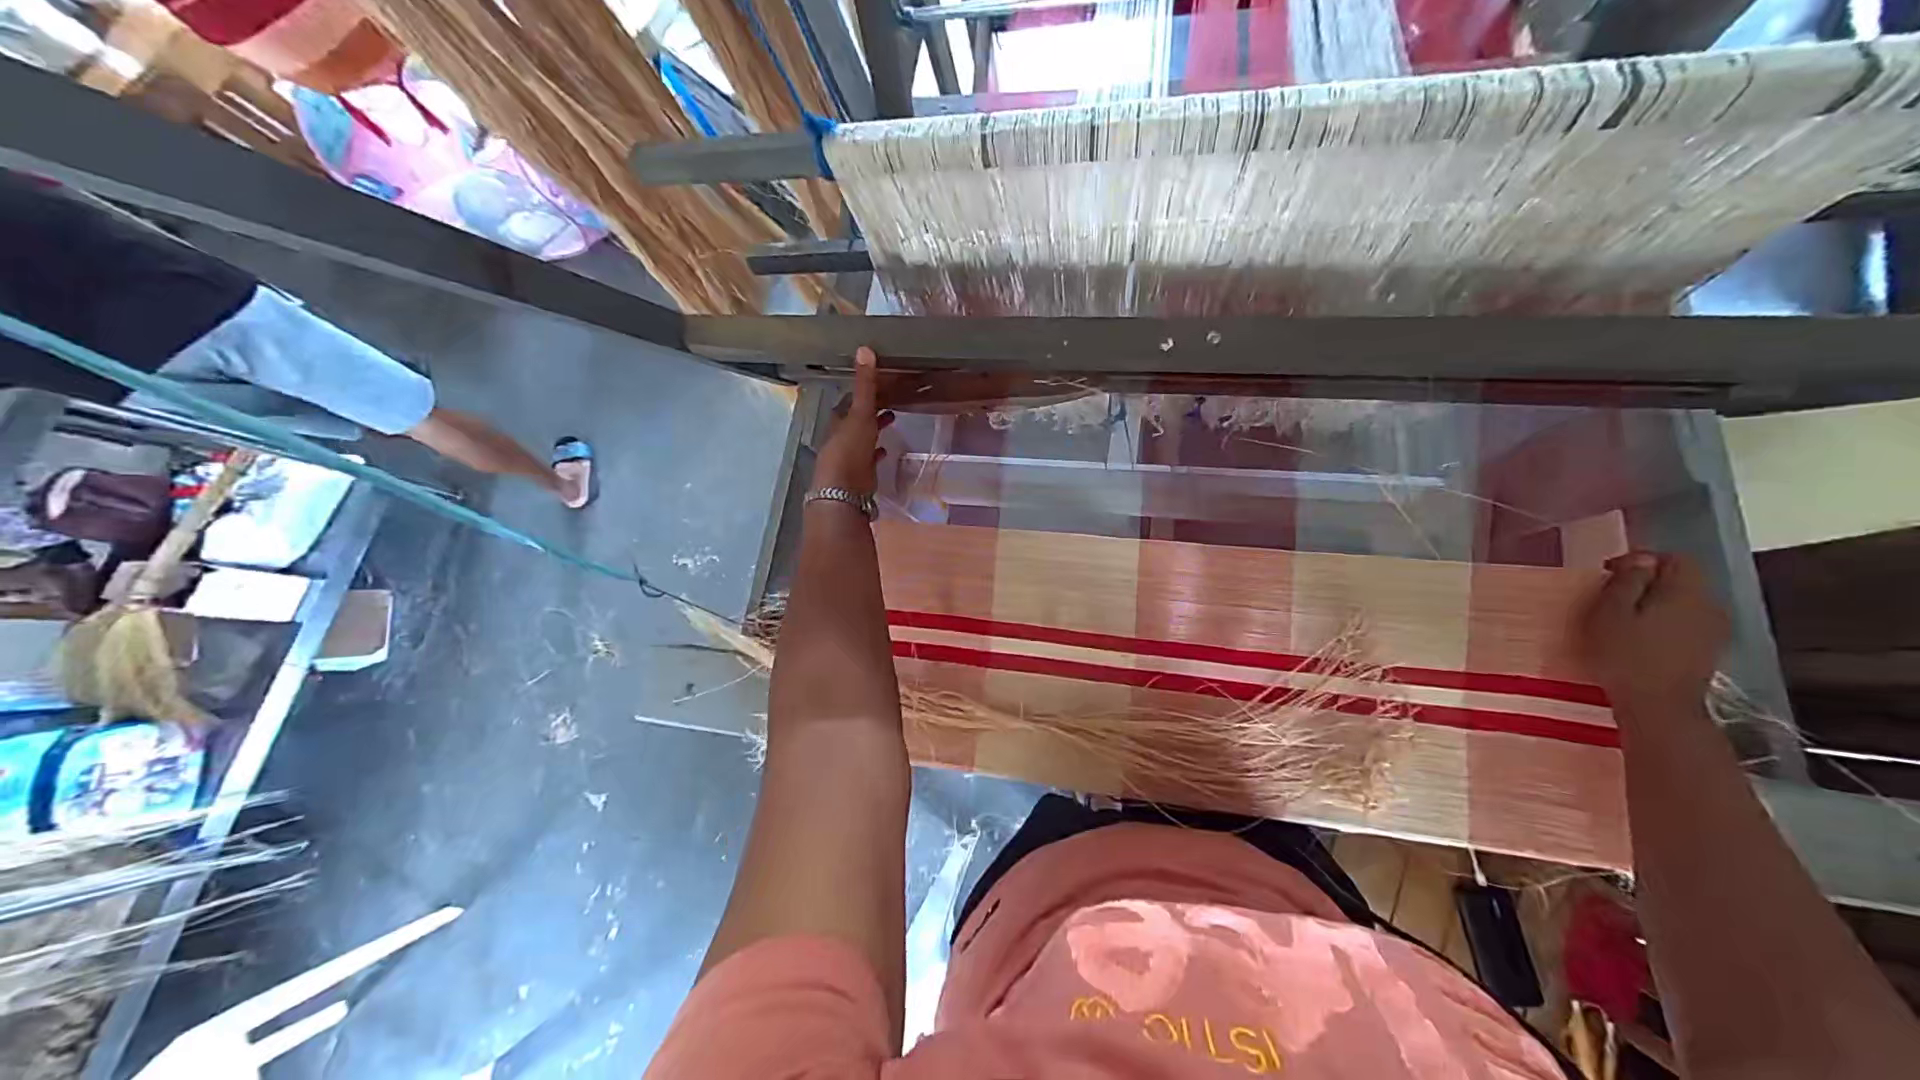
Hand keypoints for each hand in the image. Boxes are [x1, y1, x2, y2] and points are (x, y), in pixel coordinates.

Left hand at [812, 346, 893, 495]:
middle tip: (890, 400)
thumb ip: (864, 385)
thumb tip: (864, 349)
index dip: (863, 392)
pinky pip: (869, 460)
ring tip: (893, 419)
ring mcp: (850, 458)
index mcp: (838, 421)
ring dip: (875, 430)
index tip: (880, 383)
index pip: (849, 402)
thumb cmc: (850, 449)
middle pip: (856, 420)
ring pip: (863, 439)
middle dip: (871, 410)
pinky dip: (877, 453)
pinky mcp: (860, 476)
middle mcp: (841, 438)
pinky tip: (886, 450)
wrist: (844, 492)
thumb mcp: (859, 413)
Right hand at [1577, 551, 1728, 706]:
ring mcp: (1715, 630)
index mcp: (1686, 592)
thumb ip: (1627, 582)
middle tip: (1611, 596)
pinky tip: (1644, 638)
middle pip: (1683, 580)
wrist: (1659, 707)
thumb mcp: (1611, 613)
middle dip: (1649, 581)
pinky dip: (1666, 621)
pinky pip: (1688, 622)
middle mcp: (1710, 606)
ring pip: (1685, 602)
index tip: (1609, 573)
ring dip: (1657, 603)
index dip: (1641, 559)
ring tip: (1625, 618)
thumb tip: (1642, 559)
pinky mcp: (1710, 649)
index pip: (1675, 558)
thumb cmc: (1626, 656)